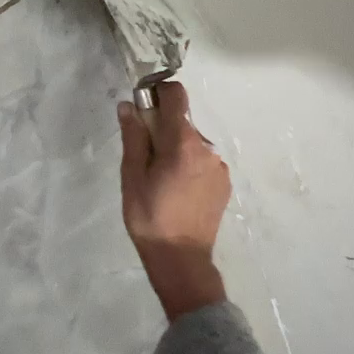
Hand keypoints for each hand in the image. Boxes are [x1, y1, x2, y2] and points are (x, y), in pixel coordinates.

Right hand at [118, 81, 230, 320]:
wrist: (182, 260)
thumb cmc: (149, 216)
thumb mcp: (131, 175)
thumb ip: (133, 136)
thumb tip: (130, 105)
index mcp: (182, 143)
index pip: (177, 95)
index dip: (158, 93)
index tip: (143, 109)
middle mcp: (206, 148)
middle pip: (182, 121)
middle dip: (162, 128)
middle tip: (144, 156)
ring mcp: (219, 166)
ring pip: (192, 141)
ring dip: (175, 147)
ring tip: (160, 178)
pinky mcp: (224, 183)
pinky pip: (202, 160)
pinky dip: (188, 164)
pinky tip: (177, 189)